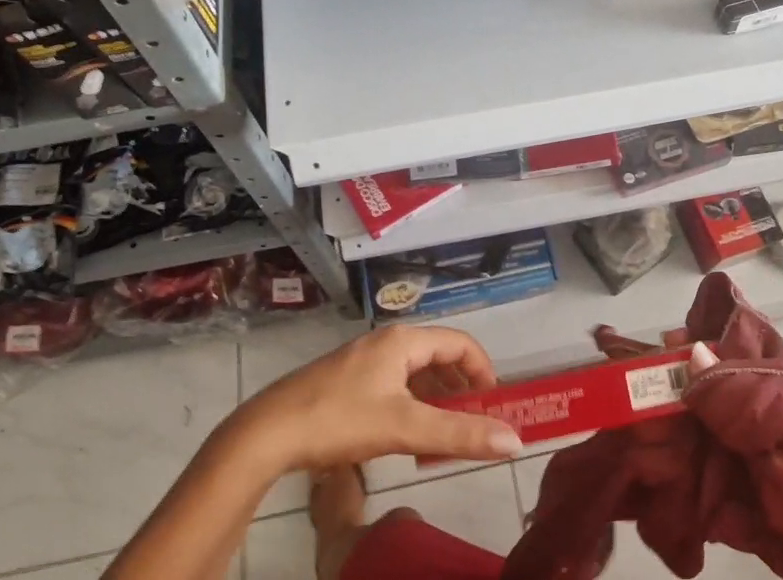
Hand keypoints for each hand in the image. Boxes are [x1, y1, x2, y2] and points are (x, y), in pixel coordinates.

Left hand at [230, 324, 523, 472]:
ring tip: (445, 434)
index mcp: (402, 341)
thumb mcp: (404, 429)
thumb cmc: (340, 420)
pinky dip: (412, 405)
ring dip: (436, 399)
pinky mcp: (346, 381)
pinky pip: (393, 385)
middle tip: (475, 423)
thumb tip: (514, 441)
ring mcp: (362, 361)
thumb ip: (460, 434)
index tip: (495, 405)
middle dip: (461, 388)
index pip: (459, 343)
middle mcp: (385, 342)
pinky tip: (408, 436)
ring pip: (414, 373)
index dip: (483, 371)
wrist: (268, 433)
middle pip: (438, 357)